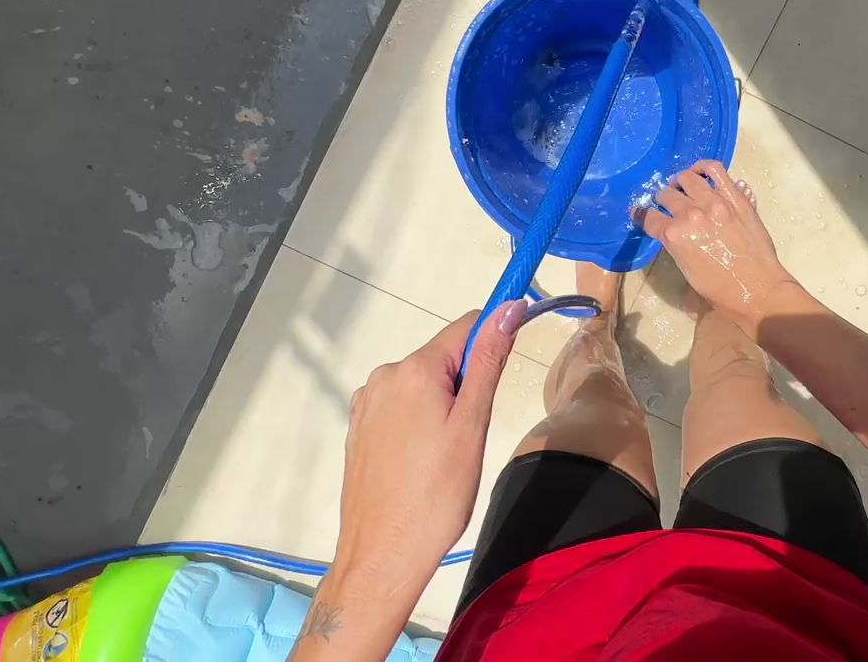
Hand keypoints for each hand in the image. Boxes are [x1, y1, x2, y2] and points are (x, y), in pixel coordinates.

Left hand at [331, 302, 521, 601]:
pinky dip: (418, 421)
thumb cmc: (436, 494)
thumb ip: (489, 360)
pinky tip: (420, 460)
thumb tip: (508, 307)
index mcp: (414, 369)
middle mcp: (384, 376)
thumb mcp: (472, 424)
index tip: (502, 379)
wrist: (381, 560)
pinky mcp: (358, 428)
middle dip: (465, 383)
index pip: (467, 327)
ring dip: (442, 404)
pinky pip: (401, 405)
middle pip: (444, 357)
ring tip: (445, 455)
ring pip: (423, 383)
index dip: (492, 345)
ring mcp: (366, 403)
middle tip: (470, 434)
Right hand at [637, 161, 795, 325]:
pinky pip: (715, 170)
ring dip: (680, 182)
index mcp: (674, 236)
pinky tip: (701, 173)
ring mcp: (714, 202)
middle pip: (667, 195)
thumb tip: (671, 234)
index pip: (649, 218)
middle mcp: (691, 214)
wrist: (758, 289)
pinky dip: (704, 167)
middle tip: (666, 203)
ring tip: (683, 187)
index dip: (641, 215)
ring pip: (687, 178)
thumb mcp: (686, 270)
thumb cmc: (720, 291)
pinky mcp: (735, 197)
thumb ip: (675, 246)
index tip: (639, 212)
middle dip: (662, 199)